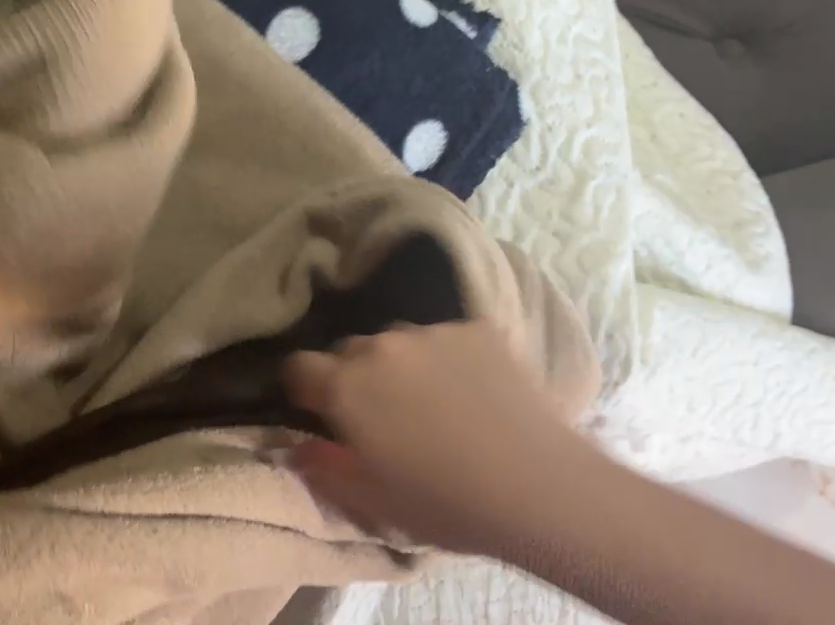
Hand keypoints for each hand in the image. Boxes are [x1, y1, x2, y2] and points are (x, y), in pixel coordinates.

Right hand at [282, 321, 591, 554]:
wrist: (541, 488)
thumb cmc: (446, 504)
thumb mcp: (374, 501)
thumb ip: (323, 468)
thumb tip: (293, 448)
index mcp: (345, 387)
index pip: (298, 366)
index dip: (305, 388)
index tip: (321, 410)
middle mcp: (379, 347)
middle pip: (349, 350)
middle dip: (355, 375)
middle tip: (383, 413)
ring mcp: (429, 332)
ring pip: (398, 340)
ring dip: (401, 364)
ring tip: (435, 401)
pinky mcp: (475, 328)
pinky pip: (447, 337)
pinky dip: (450, 358)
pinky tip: (475, 390)